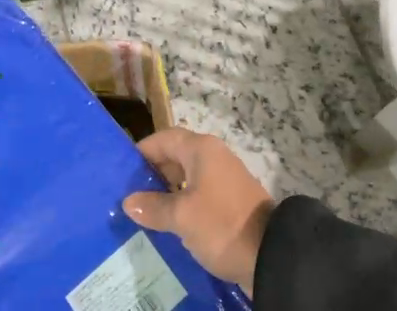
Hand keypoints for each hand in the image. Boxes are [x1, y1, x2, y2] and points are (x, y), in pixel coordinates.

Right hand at [122, 129, 274, 292]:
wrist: (273, 256)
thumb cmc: (222, 225)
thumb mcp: (182, 217)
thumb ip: (153, 206)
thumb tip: (129, 201)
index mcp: (201, 149)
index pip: (163, 139)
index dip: (141, 153)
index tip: (123, 173)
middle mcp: (214, 156)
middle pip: (175, 157)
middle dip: (153, 174)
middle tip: (132, 195)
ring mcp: (226, 179)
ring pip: (188, 178)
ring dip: (169, 192)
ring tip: (149, 212)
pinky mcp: (233, 201)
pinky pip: (200, 195)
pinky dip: (185, 204)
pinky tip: (173, 224)